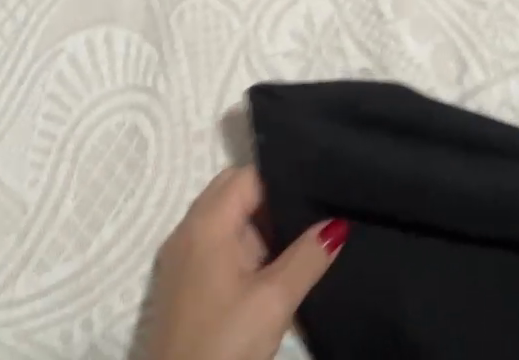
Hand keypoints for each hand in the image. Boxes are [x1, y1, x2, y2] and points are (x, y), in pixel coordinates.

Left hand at [140, 165, 346, 359]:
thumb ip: (308, 257)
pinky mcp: (181, 280)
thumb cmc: (224, 343)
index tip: (316, 187)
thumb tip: (337, 224)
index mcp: (207, 222)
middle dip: (269, 199)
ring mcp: (181, 255)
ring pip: (224, 216)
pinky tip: (268, 268)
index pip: (247, 175)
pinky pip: (214, 240)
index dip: (282, 177)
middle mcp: (188, 229)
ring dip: (256, 224)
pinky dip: (241, 243)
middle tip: (308, 218)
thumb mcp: (274, 300)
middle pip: (233, 190)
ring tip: (296, 241)